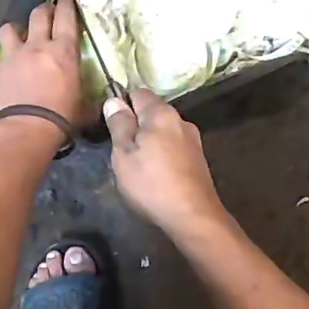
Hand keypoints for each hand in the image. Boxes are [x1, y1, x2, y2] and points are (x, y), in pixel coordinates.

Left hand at [0, 0, 85, 145]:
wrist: (29, 129)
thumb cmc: (62, 118)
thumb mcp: (84, 102)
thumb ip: (87, 94)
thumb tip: (101, 101)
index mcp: (63, 51)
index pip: (67, 18)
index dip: (67, 5)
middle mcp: (37, 46)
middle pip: (38, 15)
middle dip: (44, 9)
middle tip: (47, 11)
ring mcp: (13, 57)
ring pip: (8, 30)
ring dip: (12, 29)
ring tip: (14, 33)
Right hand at [103, 89, 227, 233]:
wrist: (192, 215)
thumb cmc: (151, 183)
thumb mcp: (124, 154)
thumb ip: (119, 125)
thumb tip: (114, 100)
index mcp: (161, 113)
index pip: (138, 93)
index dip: (122, 103)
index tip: (110, 124)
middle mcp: (181, 120)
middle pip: (152, 111)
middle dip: (136, 123)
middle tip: (120, 148)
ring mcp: (193, 140)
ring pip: (163, 130)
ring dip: (149, 139)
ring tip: (137, 163)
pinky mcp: (198, 158)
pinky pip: (173, 145)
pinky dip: (162, 152)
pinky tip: (155, 172)